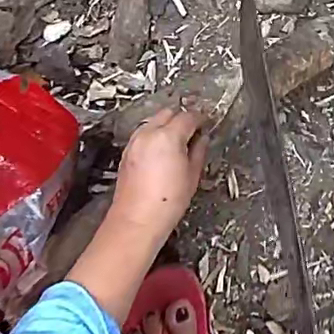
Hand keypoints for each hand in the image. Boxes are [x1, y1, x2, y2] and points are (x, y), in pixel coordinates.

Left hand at [110, 108, 206, 241]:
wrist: (137, 221)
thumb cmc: (165, 203)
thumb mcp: (192, 175)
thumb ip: (199, 151)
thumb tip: (202, 140)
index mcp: (168, 137)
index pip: (188, 117)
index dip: (201, 119)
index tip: (206, 124)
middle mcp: (148, 134)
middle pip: (169, 113)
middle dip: (182, 118)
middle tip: (194, 132)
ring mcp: (135, 142)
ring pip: (154, 121)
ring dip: (167, 125)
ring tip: (178, 143)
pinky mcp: (127, 152)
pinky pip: (143, 133)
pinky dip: (154, 135)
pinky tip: (163, 151)